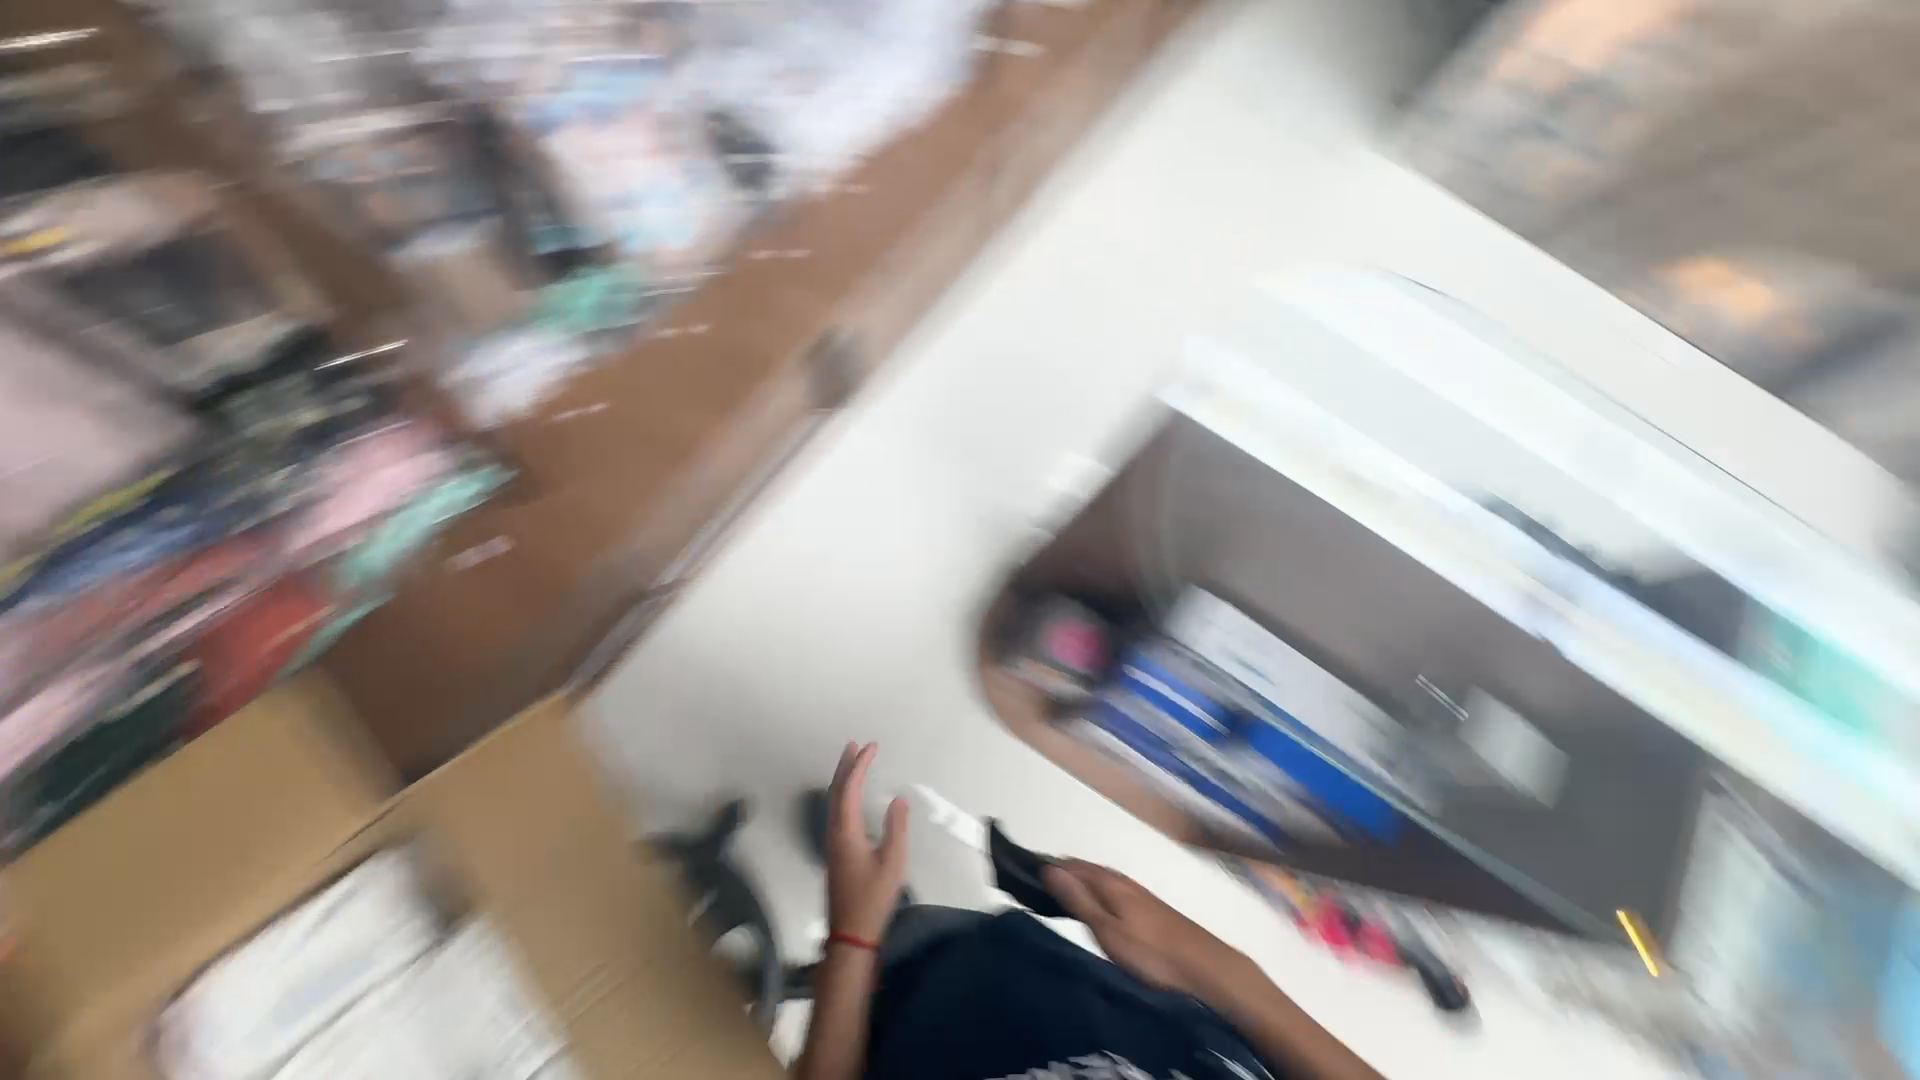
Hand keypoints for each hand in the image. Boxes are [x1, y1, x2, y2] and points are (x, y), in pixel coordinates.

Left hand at [825, 742, 908, 942]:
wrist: (850, 935)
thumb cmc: (873, 899)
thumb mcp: (893, 863)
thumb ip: (896, 829)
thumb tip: (898, 800)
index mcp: (846, 832)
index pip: (850, 789)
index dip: (860, 766)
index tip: (871, 747)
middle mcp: (834, 833)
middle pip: (836, 792)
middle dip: (845, 766)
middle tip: (854, 745)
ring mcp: (832, 843)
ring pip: (833, 802)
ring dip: (842, 779)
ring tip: (852, 763)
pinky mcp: (836, 852)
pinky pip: (836, 812)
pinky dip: (843, 795)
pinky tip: (851, 798)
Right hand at [1043, 859, 1252, 999]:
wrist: (1205, 967)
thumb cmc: (1152, 953)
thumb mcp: (1108, 931)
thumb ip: (1079, 900)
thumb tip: (1049, 869)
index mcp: (1109, 883)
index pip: (1071, 865)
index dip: (1049, 867)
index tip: (1024, 874)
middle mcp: (1122, 881)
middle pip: (1085, 868)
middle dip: (1062, 871)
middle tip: (1035, 884)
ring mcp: (1138, 893)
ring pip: (1100, 878)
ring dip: (1079, 880)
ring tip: (1059, 892)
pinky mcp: (1149, 907)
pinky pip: (1112, 888)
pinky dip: (1095, 890)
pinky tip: (1096, 904)